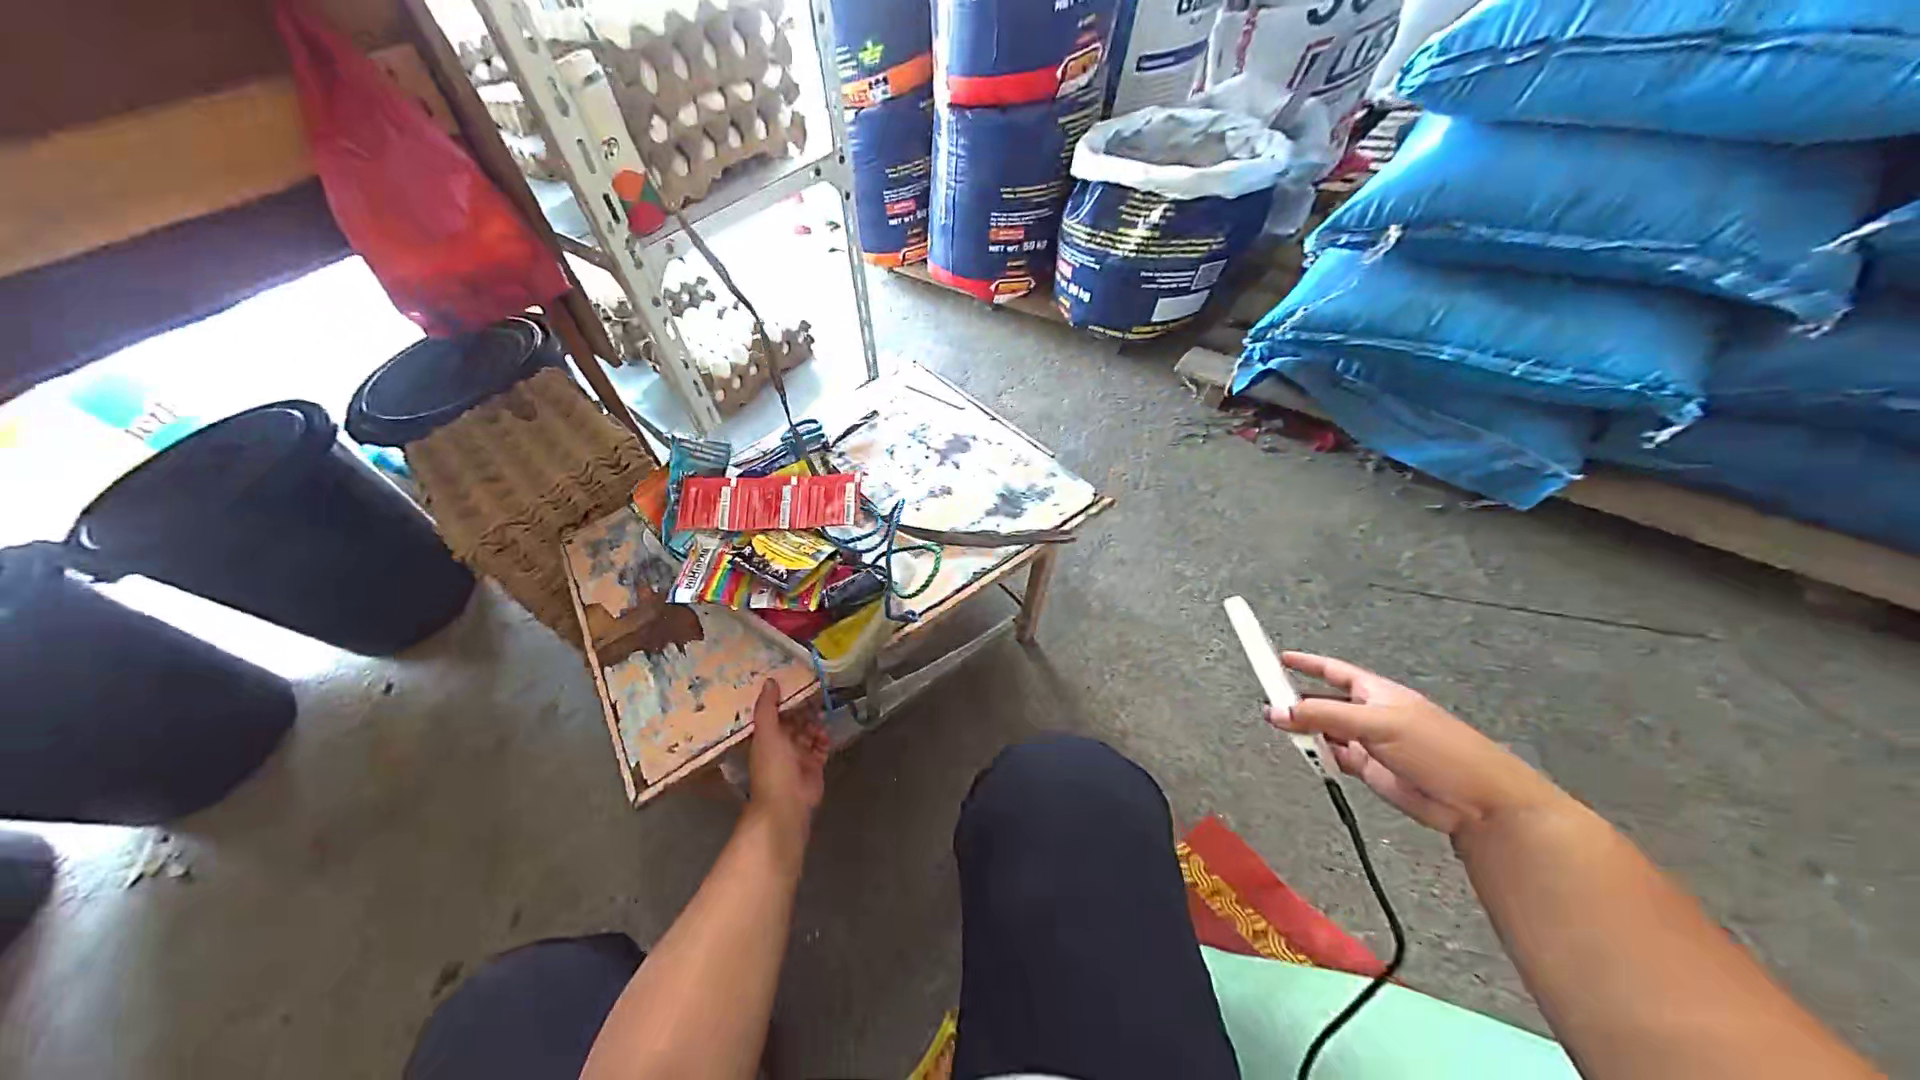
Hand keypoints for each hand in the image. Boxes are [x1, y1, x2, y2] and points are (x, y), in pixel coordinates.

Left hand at [746, 680, 828, 834]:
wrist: (787, 803)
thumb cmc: (773, 766)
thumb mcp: (767, 732)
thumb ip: (767, 707)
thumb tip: (770, 680)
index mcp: (768, 736)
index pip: (778, 712)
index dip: (788, 699)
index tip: (800, 682)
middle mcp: (782, 744)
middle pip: (796, 722)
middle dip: (806, 710)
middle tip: (820, 695)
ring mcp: (799, 755)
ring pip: (810, 733)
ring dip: (816, 724)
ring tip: (824, 715)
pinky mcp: (814, 765)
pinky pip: (821, 747)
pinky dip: (824, 740)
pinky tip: (827, 735)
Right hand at [1267, 652, 1567, 838]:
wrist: (1478, 803)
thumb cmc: (1447, 751)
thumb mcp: (1377, 723)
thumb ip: (1324, 716)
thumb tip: (1282, 711)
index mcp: (1375, 692)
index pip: (1332, 669)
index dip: (1305, 663)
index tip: (1279, 658)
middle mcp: (1370, 714)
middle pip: (1322, 701)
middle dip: (1296, 701)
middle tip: (1270, 701)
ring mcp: (1369, 742)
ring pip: (1324, 730)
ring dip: (1305, 731)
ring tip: (1285, 730)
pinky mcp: (1369, 768)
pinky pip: (1332, 757)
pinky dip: (1317, 755)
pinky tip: (1309, 754)